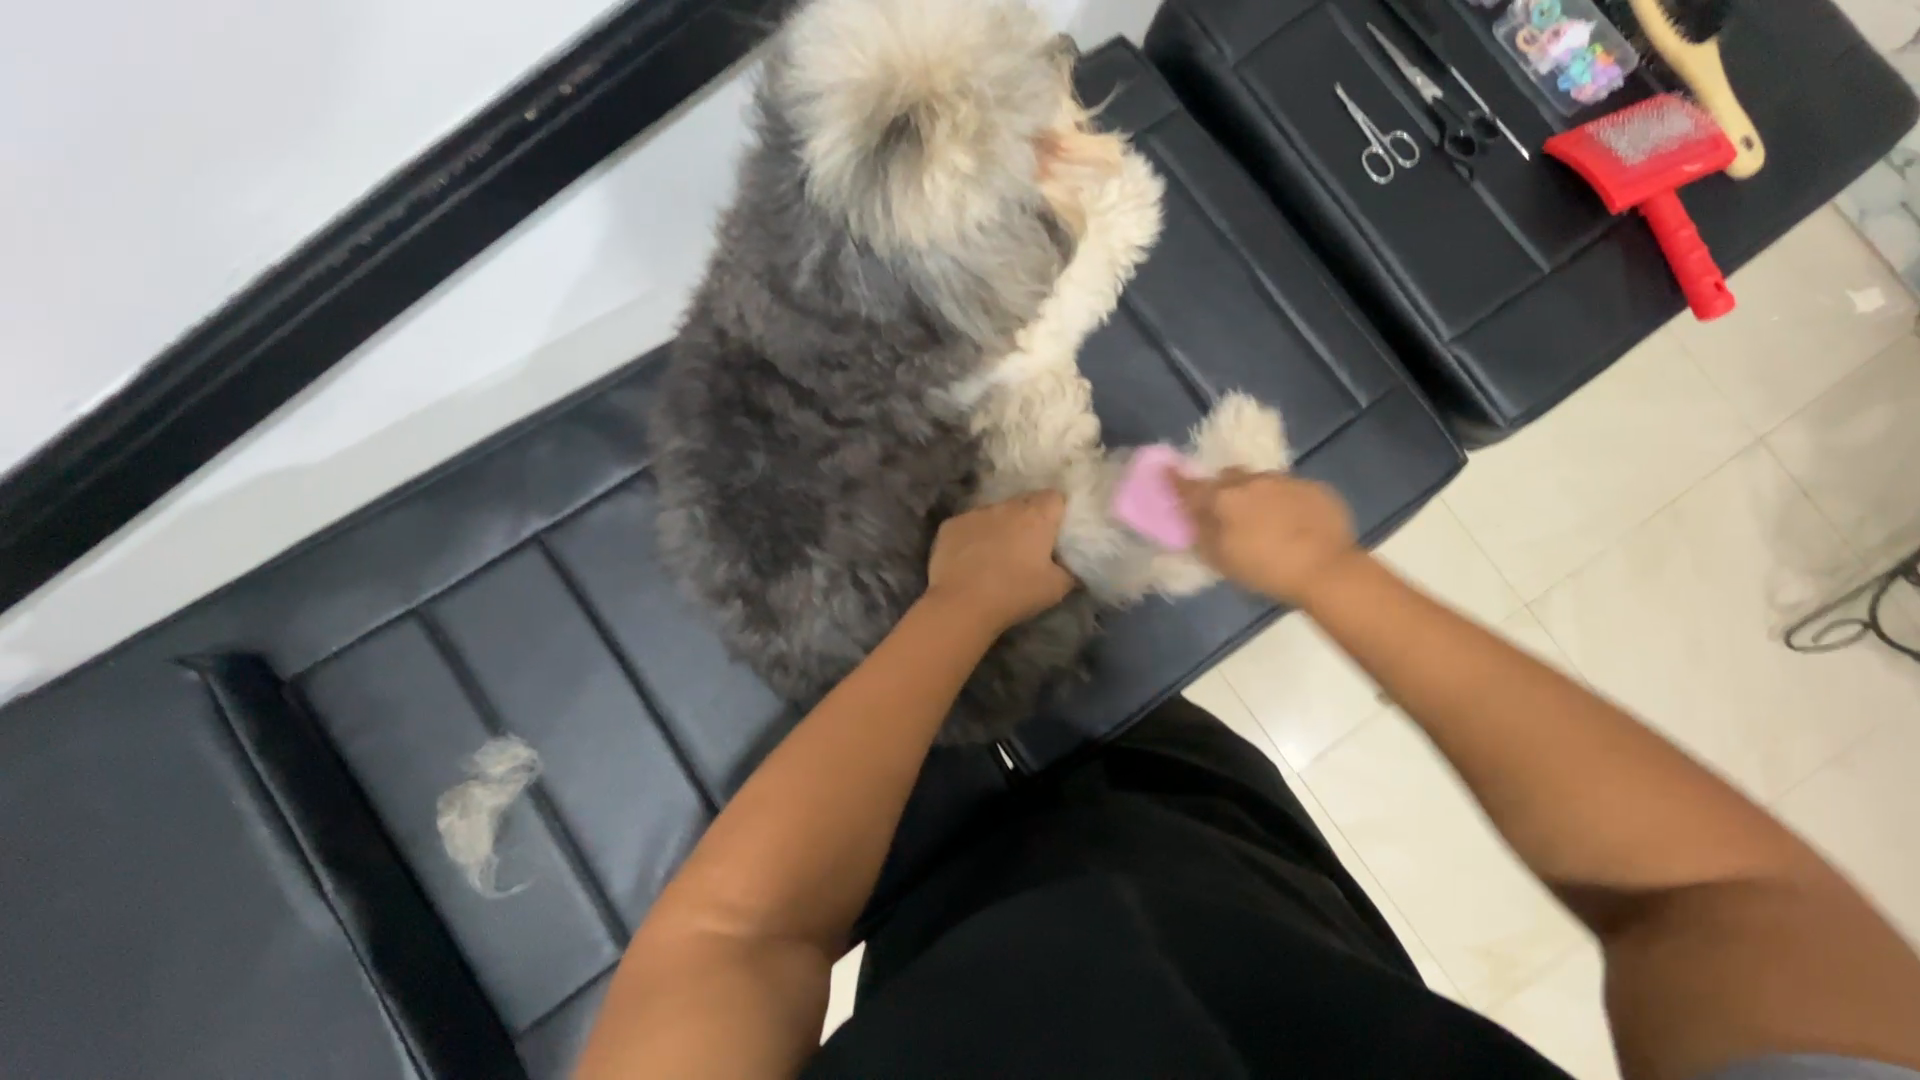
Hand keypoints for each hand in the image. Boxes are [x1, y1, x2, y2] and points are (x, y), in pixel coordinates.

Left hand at [924, 492, 1075, 634]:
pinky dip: (973, 536)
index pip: (1055, 497)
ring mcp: (975, 513)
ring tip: (996, 554)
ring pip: (994, 513)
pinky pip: (968, 525)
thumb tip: (1072, 565)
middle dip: (1028, 518)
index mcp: (1036, 516)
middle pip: (1023, 502)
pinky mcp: (950, 525)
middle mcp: (1006, 506)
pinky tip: (970, 559)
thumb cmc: (1015, 593)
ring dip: (999, 526)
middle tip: (1028, 545)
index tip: (1056, 531)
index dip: (1057, 511)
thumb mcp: (1057, 588)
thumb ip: (1070, 570)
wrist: (962, 604)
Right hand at [1172, 468, 1360, 607]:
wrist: (1327, 569)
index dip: (1176, 480)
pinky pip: (1291, 489)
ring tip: (1266, 519)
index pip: (1191, 486)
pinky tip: (1295, 523)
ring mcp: (1286, 481)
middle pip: (1228, 477)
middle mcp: (1252, 482)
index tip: (1167, 472)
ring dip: (1256, 494)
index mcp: (1223, 499)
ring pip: (1261, 481)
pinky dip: (1286, 501)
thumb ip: (1202, 534)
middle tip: (1227, 510)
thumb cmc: (1266, 570)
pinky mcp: (1315, 488)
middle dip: (1223, 489)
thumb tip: (1192, 516)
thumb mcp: (1222, 560)